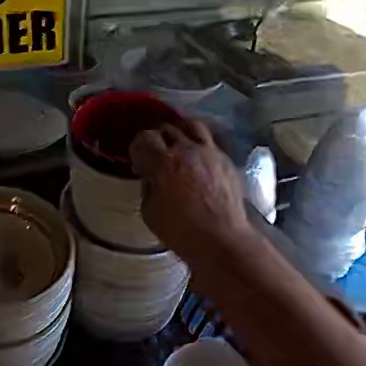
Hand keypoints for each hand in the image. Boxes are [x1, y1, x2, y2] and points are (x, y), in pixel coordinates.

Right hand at [129, 119, 255, 259]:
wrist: (223, 240)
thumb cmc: (182, 232)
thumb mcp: (150, 213)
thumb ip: (148, 188)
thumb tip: (152, 178)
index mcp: (164, 162)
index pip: (144, 138)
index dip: (138, 147)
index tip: (138, 160)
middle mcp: (187, 149)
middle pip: (167, 128)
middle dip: (157, 136)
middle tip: (154, 150)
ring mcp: (210, 152)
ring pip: (193, 125)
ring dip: (181, 130)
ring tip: (178, 140)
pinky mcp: (227, 160)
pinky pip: (210, 142)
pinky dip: (200, 144)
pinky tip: (198, 157)